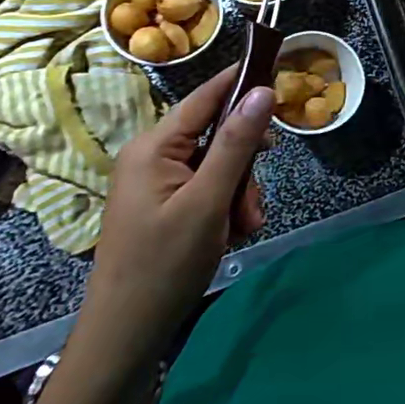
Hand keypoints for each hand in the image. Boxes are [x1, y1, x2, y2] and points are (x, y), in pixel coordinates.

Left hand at [80, 65, 273, 367]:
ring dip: (236, 195)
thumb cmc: (165, 264)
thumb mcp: (207, 202)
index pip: (204, 98)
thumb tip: (262, 91)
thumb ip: (235, 145)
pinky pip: (203, 190)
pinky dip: (223, 208)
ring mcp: (156, 182)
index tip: (277, 73)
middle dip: (243, 169)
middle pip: (215, 138)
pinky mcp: (162, 205)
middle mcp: (152, 155)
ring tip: (240, 230)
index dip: (240, 83)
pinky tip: (229, 235)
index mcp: (154, 146)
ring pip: (215, 168)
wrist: (127, 330)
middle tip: (251, 207)